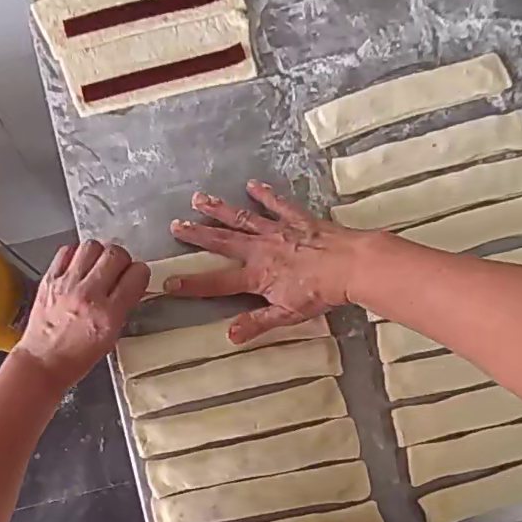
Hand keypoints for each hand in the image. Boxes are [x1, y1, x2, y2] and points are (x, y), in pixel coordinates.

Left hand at [11, 240, 148, 389]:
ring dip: (99, 254)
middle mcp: (88, 296)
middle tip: (117, 270)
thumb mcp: (110, 338)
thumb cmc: (75, 358)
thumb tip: (130, 287)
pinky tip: (77, 267)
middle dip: (122, 260)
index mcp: (108, 315)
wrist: (42, 363)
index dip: (140, 273)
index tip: (136, 277)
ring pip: (92, 246)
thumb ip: (122, 309)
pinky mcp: (49, 280)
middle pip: (116, 254)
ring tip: (96, 266)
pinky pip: (66, 252)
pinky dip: (75, 255)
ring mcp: (67, 285)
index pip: (136, 275)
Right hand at [167, 180, 375, 342]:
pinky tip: (251, 185)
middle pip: (222, 242)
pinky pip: (277, 205)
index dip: (191, 284)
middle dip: (196, 234)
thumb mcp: (287, 315)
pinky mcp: (297, 220)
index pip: (216, 283)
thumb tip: (229, 336)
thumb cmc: (321, 293)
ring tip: (199, 199)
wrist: (353, 265)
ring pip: (242, 219)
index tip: (168, 284)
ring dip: (219, 210)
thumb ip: (256, 324)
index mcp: (256, 276)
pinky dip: (264, 194)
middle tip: (175, 226)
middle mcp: (260, 250)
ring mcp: (278, 231)